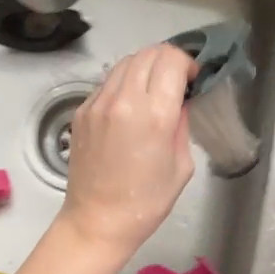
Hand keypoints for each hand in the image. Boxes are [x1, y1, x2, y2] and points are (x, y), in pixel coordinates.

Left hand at [58, 43, 197, 257]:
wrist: (97, 220)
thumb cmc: (146, 201)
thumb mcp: (182, 165)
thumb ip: (182, 124)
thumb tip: (179, 101)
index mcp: (155, 114)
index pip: (172, 60)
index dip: (187, 64)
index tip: (192, 80)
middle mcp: (124, 100)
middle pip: (149, 53)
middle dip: (168, 60)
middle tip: (175, 81)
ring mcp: (98, 103)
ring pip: (126, 61)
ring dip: (145, 67)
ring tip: (152, 89)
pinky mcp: (82, 111)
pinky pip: (107, 82)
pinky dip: (124, 82)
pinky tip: (129, 105)